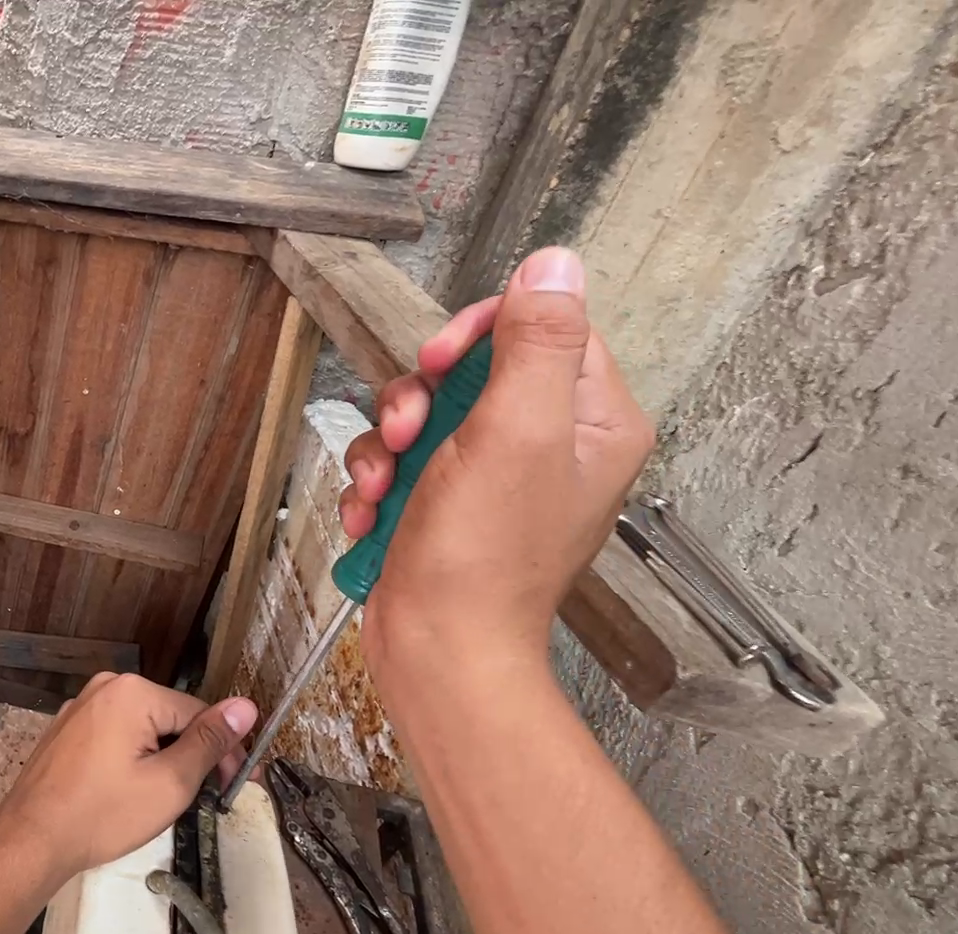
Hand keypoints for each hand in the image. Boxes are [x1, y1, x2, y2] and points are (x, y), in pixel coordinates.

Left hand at [0, 673, 256, 881]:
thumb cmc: (103, 815)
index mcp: (132, 691)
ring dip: (164, 757)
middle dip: (193, 754)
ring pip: (143, 727)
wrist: (31, 839)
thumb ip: (209, 742)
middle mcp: (105, 686)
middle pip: (170, 717)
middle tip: (208, 798)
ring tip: (171, 799)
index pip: (199, 713)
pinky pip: (115, 734)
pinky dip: (133, 756)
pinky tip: (132, 790)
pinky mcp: (67, 728)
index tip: (237, 787)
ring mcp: (81, 706)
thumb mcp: (170, 782)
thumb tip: (246, 706)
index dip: (224, 751)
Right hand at [338, 247, 653, 693]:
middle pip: (466, 375)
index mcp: (587, 421)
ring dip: (382, 450)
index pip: (542, 330)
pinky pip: (396, 466)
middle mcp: (542, 445)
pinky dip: (373, 488)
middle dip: (415, 402)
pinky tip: (370, 517)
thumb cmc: (480, 557)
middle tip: (405, 435)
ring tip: (380, 492)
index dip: (481, 332)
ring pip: (418, 420)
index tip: (439, 358)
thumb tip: (555, 264)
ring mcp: (485, 479)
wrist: (436, 645)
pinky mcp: (438, 506)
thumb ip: (537, 343)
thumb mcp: (514, 433)